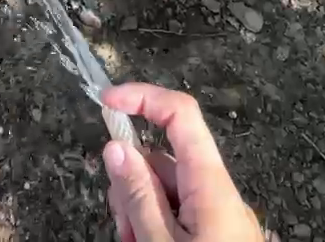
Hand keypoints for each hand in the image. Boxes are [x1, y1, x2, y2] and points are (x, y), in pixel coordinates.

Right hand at [100, 84, 262, 241]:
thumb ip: (139, 196)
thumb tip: (116, 145)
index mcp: (212, 185)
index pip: (181, 114)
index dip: (143, 97)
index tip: (104, 102)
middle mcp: (219, 194)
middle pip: (165, 160)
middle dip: (132, 180)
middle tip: (122, 225)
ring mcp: (220, 221)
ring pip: (167, 193)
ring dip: (140, 211)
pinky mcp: (218, 240)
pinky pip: (180, 218)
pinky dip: (157, 228)